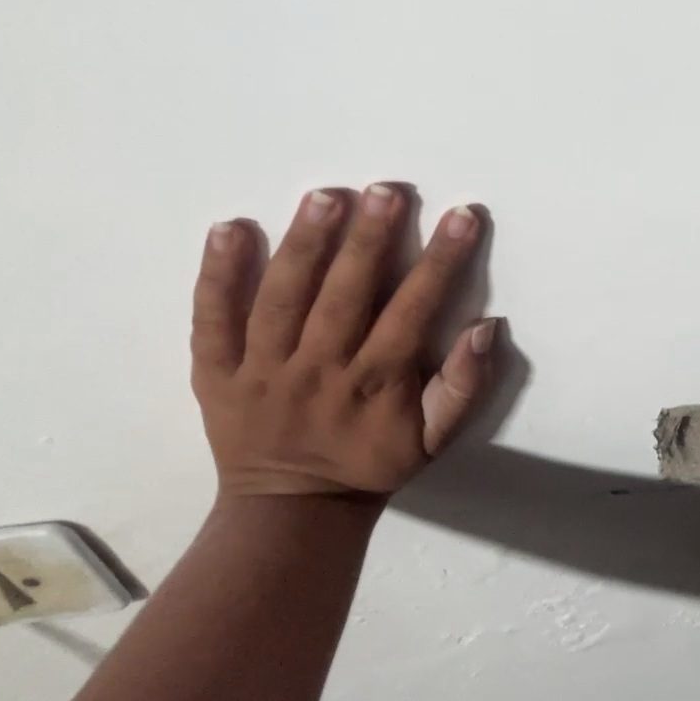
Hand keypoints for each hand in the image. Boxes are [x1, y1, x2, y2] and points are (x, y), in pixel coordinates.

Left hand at [191, 185, 493, 499]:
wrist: (291, 510)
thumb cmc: (375, 463)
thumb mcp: (436, 437)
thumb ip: (465, 385)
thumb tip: (486, 326)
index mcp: (376, 381)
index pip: (414, 308)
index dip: (441, 260)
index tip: (463, 216)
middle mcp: (319, 369)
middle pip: (344, 294)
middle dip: (368, 238)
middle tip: (386, 190)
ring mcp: (262, 370)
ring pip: (282, 297)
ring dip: (303, 243)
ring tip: (324, 195)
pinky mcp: (216, 373)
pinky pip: (212, 319)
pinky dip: (217, 274)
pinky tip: (230, 228)